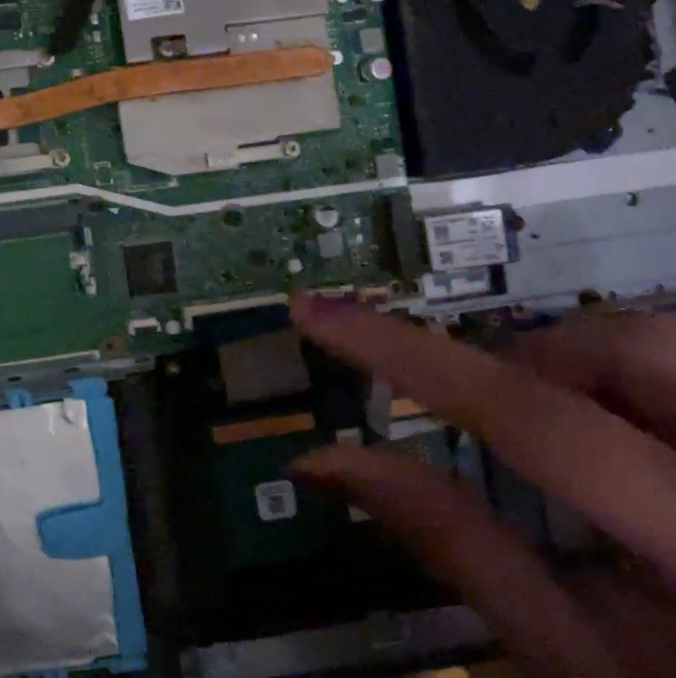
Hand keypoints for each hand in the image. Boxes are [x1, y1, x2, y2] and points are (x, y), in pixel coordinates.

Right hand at [289, 295, 675, 677]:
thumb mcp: (574, 652)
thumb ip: (457, 545)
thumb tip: (322, 461)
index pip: (532, 419)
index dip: (410, 355)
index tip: (314, 310)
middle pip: (633, 348)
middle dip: (539, 360)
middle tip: (504, 415)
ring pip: (671, 339)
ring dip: (596, 365)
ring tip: (585, 428)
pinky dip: (642, 381)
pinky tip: (636, 437)